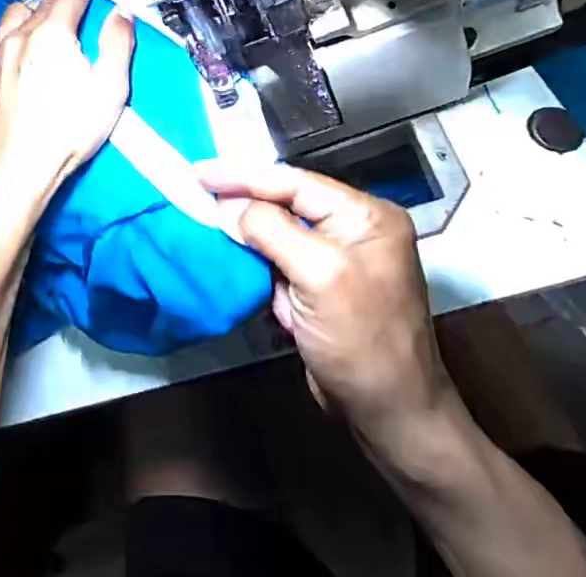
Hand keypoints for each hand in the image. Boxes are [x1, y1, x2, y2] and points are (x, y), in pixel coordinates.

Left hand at [0, 0, 133, 308]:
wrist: (13, 170)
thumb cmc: (69, 128)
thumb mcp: (111, 87)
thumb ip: (118, 42)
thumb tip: (122, 10)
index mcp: (51, 32)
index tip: (100, 2)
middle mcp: (16, 36)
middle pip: (38, 2)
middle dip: (61, 3)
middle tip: (79, 20)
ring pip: (10, 20)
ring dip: (30, 19)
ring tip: (46, 36)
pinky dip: (13, 47)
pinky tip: (23, 70)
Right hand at [198, 163, 453, 438]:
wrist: (387, 413)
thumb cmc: (362, 340)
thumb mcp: (320, 275)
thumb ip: (274, 230)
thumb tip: (231, 206)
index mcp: (366, 215)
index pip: (299, 183)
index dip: (247, 176)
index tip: (202, 172)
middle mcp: (355, 230)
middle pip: (289, 204)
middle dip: (246, 202)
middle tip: (198, 192)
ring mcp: (339, 261)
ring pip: (282, 235)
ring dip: (249, 235)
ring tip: (207, 218)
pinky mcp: (322, 290)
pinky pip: (283, 266)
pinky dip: (260, 267)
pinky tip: (233, 258)